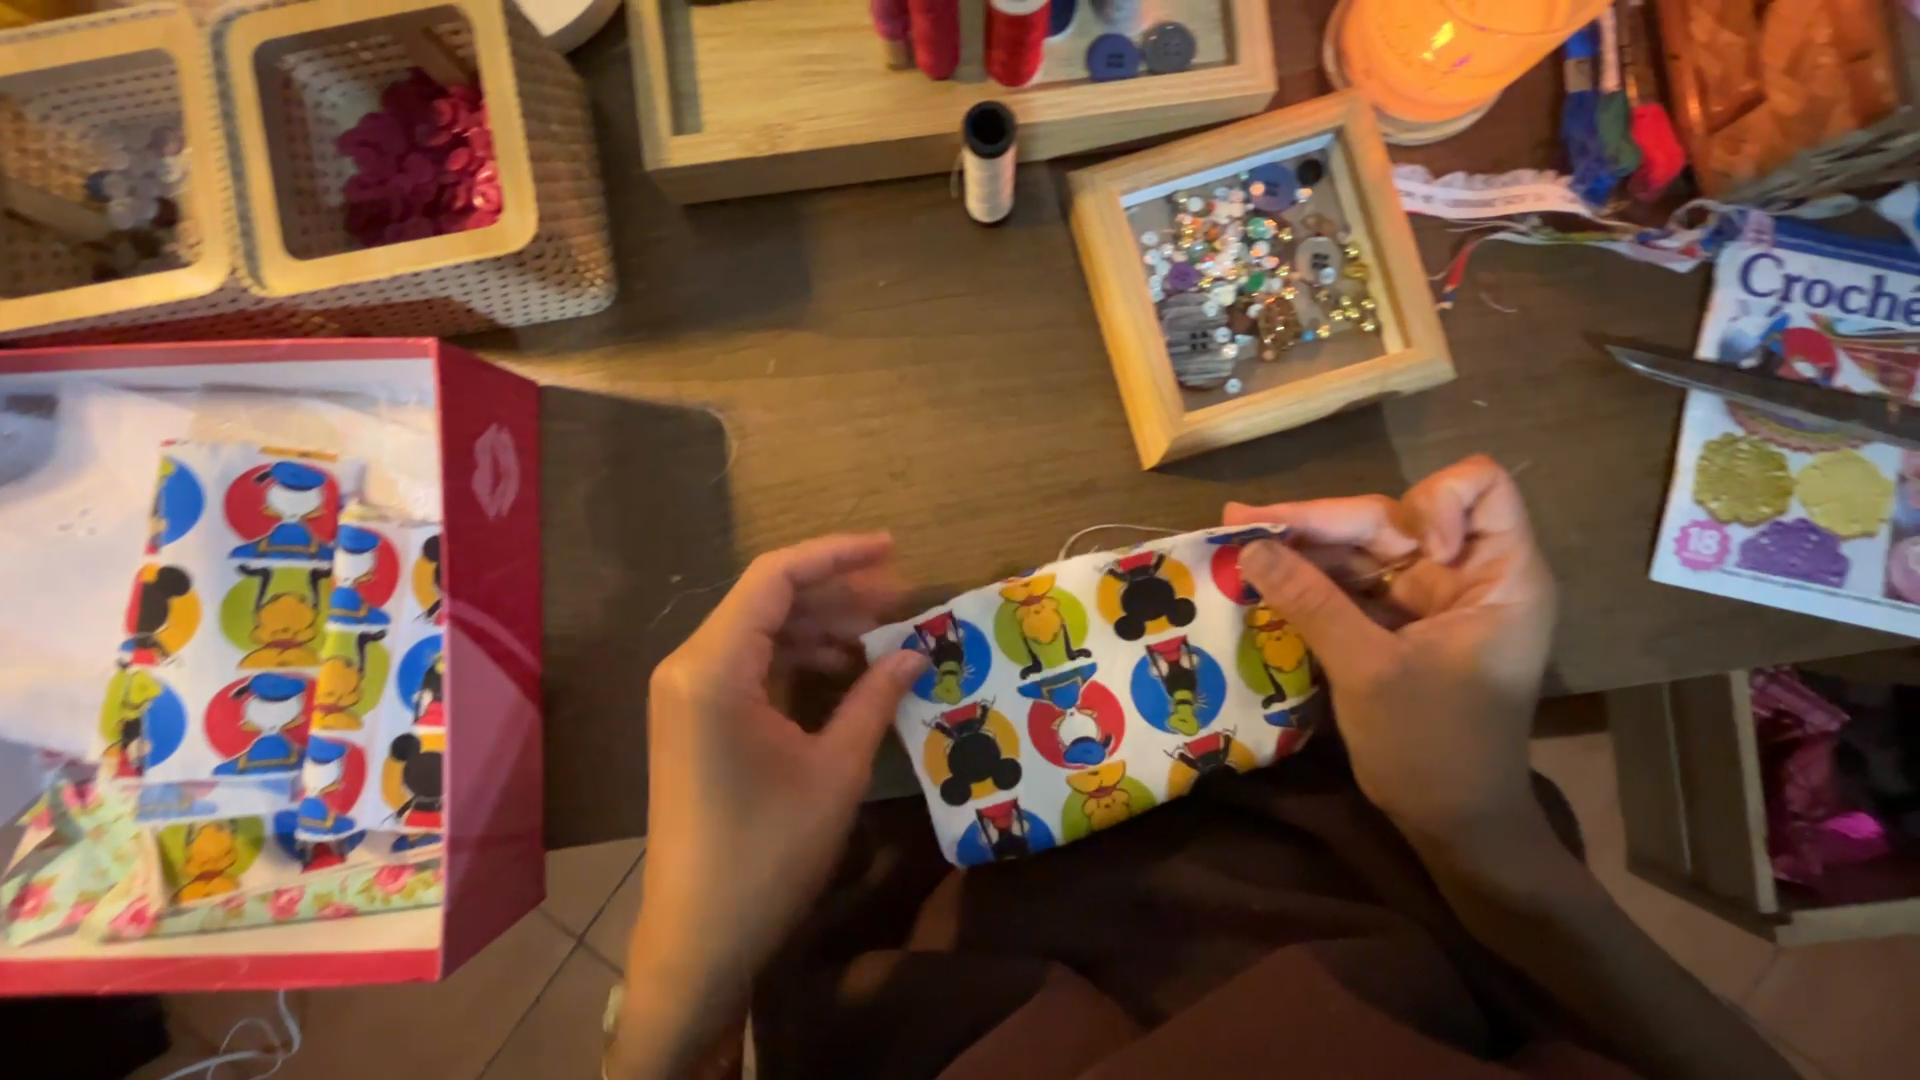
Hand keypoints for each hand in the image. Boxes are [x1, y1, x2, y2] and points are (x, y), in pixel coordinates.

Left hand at [630, 535, 925, 1020]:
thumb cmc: (768, 852)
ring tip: (882, 633)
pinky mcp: (695, 717)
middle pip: (767, 599)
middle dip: (836, 592)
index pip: (776, 578)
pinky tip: (844, 667)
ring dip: (820, 625)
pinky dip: (797, 656)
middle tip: (902, 598)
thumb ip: (874, 697)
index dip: (837, 555)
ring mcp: (687, 692)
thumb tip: (915, 653)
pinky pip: (750, 663)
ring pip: (761, 629)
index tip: (893, 550)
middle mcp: (690, 665)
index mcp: (713, 668)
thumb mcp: (834, 769)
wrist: (699, 935)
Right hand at [1225, 456, 1556, 855]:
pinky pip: (1347, 581)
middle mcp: (1463, 572)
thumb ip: (1311, 601)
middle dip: (1319, 520)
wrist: (1450, 822)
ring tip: (1233, 540)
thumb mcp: (1369, 670)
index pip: (1478, 488)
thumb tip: (1249, 546)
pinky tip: (1258, 573)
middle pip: (1392, 516)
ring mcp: (1425, 596)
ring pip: (1360, 547)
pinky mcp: (1394, 619)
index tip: (1396, 547)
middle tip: (1242, 522)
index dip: (1429, 501)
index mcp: (1496, 576)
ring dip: (1300, 545)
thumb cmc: (1432, 748)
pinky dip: (1305, 577)